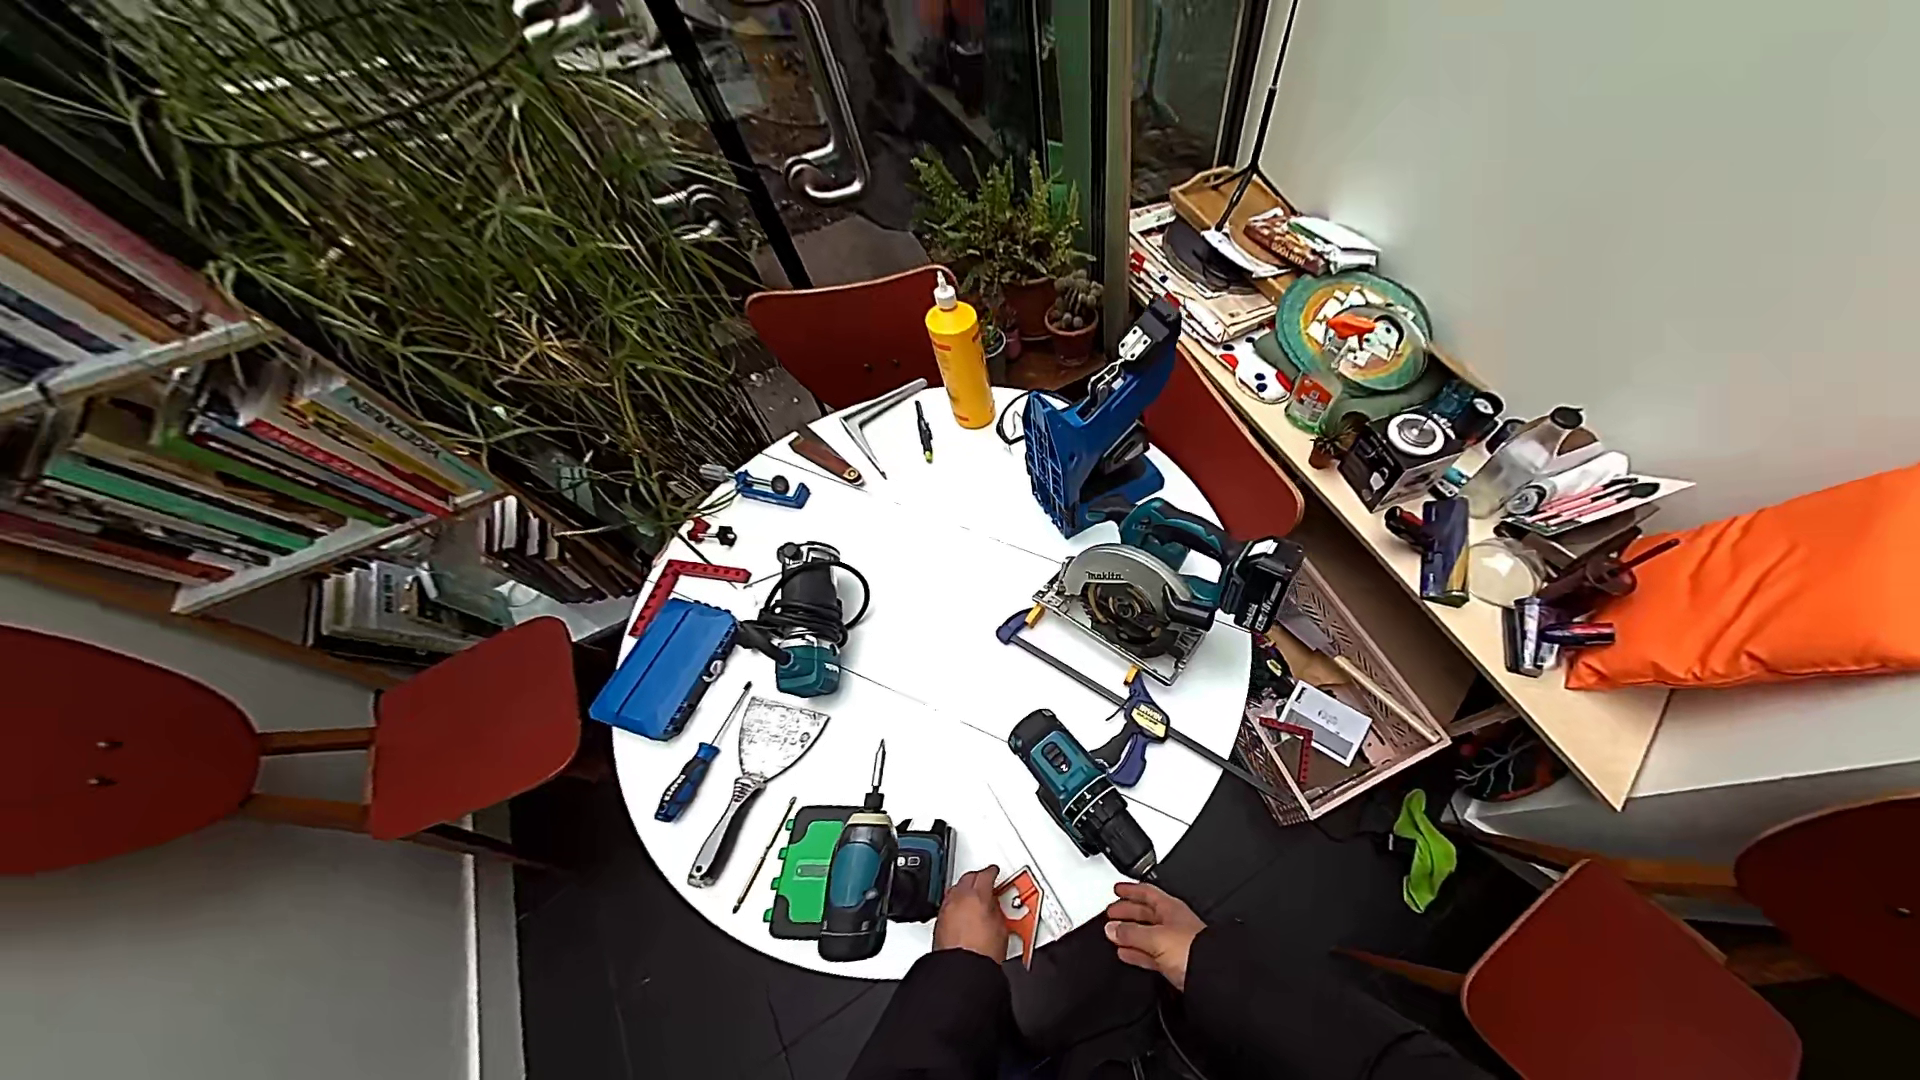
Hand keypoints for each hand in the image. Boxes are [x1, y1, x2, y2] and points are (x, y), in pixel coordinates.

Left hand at [933, 864, 1006, 961]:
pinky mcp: (939, 921)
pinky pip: (948, 902)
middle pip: (968, 877)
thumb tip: (994, 907)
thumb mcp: (1001, 928)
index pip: (985, 875)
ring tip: (973, 897)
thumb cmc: (980, 955)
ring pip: (956, 888)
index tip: (994, 872)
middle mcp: (959, 898)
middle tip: (985, 882)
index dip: (992, 872)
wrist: (962, 972)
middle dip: (977, 877)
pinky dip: (955, 902)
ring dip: (964, 889)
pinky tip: (961, 910)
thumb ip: (997, 909)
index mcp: (977, 895)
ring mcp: (947, 908)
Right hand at [1104, 881, 1204, 990]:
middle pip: (1145, 913)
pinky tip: (1126, 953)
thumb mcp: (1155, 937)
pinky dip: (1136, 952)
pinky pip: (1149, 954)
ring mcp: (1174, 944)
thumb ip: (1131, 932)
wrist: (1213, 979)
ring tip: (1114, 934)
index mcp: (1170, 908)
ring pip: (1145, 934)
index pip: (1146, 893)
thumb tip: (1112, 928)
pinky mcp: (1174, 964)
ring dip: (1129, 934)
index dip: (1130, 890)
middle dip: (1127, 912)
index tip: (1117, 889)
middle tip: (1111, 912)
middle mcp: (1173, 923)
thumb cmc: (1194, 950)